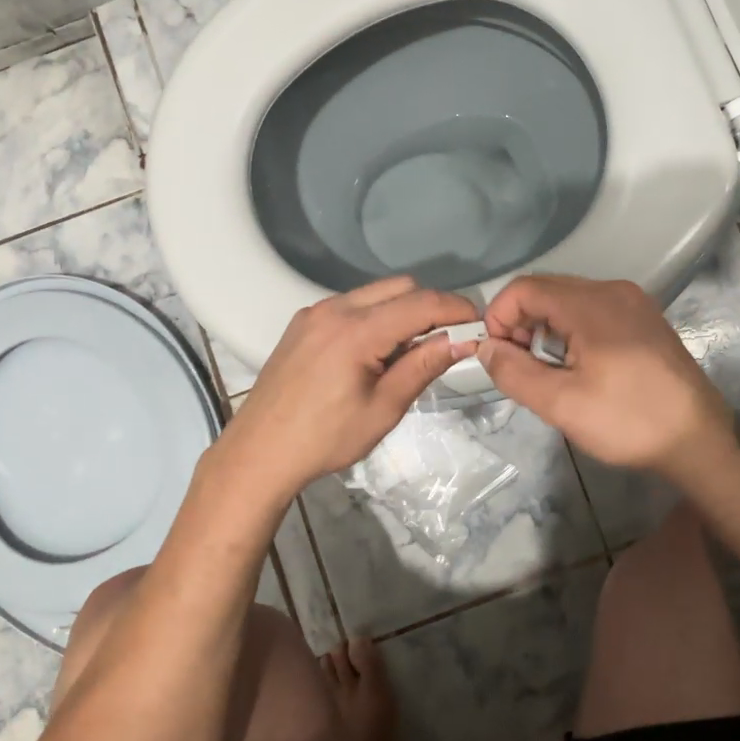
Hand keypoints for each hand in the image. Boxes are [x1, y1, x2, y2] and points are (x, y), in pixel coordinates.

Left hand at [209, 277, 479, 501]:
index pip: (421, 303)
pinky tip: (376, 353)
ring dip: (402, 311)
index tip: (480, 323)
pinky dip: (374, 317)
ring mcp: (314, 313)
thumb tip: (462, 341)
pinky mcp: (302, 323)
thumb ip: (422, 367)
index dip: (456, 309)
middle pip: (400, 287)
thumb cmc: (325, 439)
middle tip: (449, 340)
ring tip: (412, 350)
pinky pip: (350, 306)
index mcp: (356, 331)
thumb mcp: (383, 408)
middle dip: (430, 307)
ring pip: (374, 294)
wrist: (259, 452)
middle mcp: (334, 309)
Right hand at [475, 276, 739, 492]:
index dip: (499, 316)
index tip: (497, 355)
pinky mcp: (645, 321)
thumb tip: (486, 349)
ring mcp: (634, 304)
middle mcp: (613, 291)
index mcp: (592, 303)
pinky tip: (578, 368)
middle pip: (548, 290)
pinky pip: (594, 312)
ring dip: (546, 330)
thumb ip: (514, 372)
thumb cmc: (628, 420)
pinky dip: (572, 332)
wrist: (700, 440)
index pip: (525, 288)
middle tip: (519, 367)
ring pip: (570, 301)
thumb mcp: (561, 404)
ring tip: (548, 372)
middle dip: (521, 324)